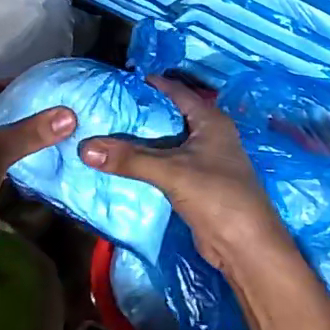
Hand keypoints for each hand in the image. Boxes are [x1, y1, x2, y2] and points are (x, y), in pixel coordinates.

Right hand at [79, 75, 284, 272]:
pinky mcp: (195, 184)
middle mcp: (208, 135)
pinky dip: (145, 162)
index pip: (176, 91)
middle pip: (168, 116)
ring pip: (164, 142)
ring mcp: (203, 161)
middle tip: (104, 108)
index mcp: (210, 121)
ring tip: (104, 132)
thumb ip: (130, 159)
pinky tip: (120, 163)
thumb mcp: (172, 172)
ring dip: (140, 140)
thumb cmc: (217, 196)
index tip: (118, 81)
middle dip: (139, 114)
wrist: (246, 248)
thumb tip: (84, 147)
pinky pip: (164, 165)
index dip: (150, 84)